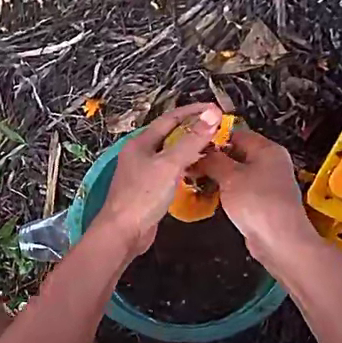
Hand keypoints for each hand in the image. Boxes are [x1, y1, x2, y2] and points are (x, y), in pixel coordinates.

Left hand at [97, 104, 223, 255]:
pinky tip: (198, 172)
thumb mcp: (170, 164)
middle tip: (218, 129)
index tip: (215, 110)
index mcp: (141, 143)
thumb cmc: (142, 196)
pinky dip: (185, 168)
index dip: (193, 112)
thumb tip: (212, 114)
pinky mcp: (149, 189)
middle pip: (170, 135)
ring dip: (190, 149)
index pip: (170, 119)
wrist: (123, 232)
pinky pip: (170, 171)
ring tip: (213, 148)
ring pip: (171, 154)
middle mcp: (140, 154)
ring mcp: (144, 172)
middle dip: (193, 130)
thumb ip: (191, 140)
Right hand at [192, 126, 314, 260]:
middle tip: (190, 164)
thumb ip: (213, 160)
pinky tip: (209, 195)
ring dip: (217, 177)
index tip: (193, 146)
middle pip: (236, 153)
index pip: (236, 133)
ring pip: (236, 173)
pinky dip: (225, 191)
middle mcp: (270, 163)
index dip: (213, 139)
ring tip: (195, 179)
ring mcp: (267, 183)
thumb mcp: (229, 176)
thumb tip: (200, 153)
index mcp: (267, 149)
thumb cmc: (257, 202)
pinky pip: (240, 190)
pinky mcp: (262, 202)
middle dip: (213, 159)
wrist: (279, 240)